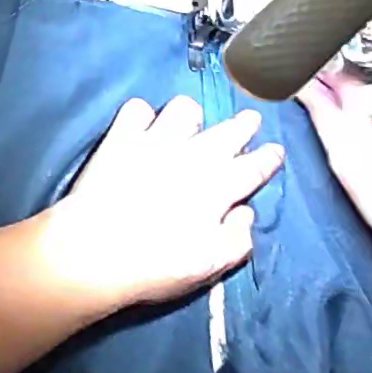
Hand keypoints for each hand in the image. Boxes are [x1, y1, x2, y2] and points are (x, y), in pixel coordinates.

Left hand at [28, 95, 283, 316]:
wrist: (96, 247)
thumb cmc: (157, 263)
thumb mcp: (212, 264)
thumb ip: (237, 238)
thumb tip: (244, 212)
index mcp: (218, 188)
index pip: (252, 167)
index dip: (267, 158)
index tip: (275, 149)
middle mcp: (190, 157)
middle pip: (225, 133)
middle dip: (242, 126)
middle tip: (251, 119)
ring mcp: (153, 141)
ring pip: (183, 109)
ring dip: (191, 115)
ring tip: (191, 121)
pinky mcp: (119, 136)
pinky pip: (136, 108)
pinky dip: (143, 113)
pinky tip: (144, 122)